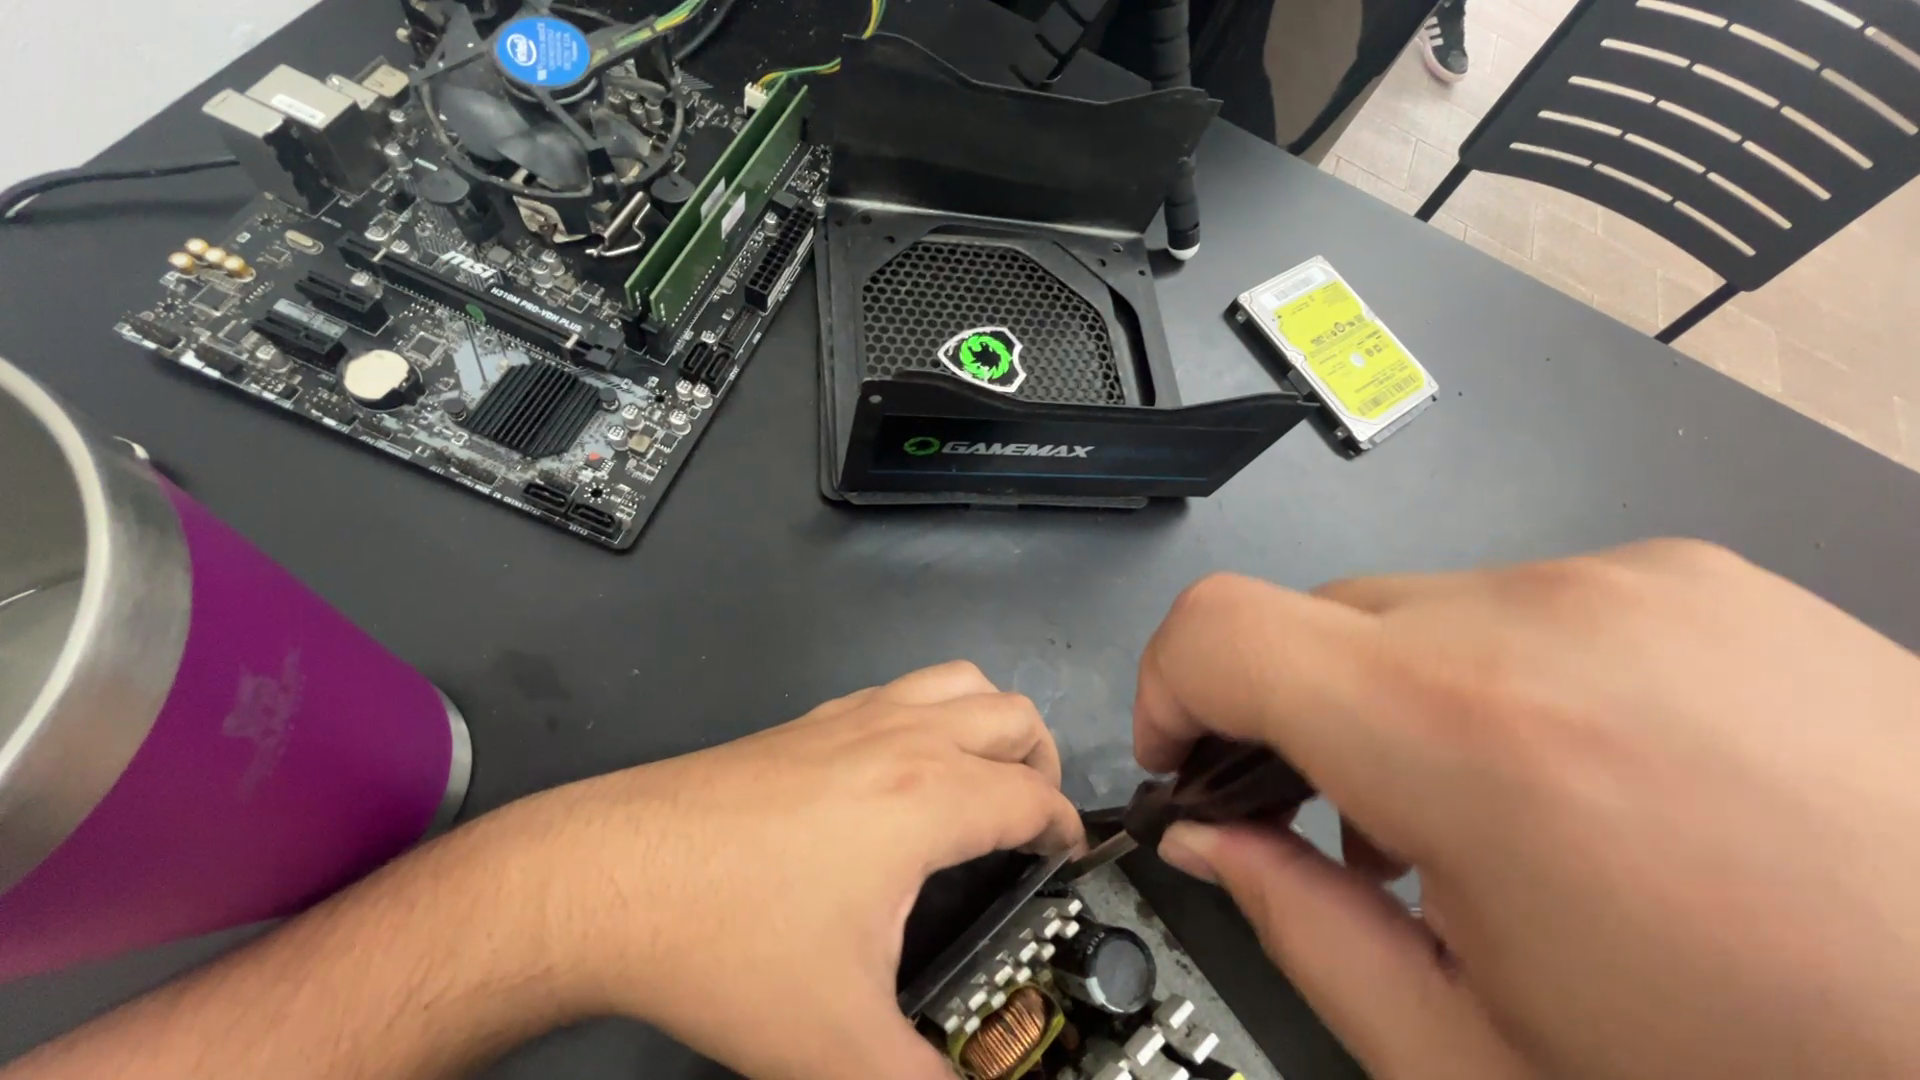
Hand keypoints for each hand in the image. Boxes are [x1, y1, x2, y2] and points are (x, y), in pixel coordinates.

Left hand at [506, 661, 1081, 1079]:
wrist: (609, 877)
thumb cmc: (731, 944)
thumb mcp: (834, 1040)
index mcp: (926, 799)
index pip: (1033, 798)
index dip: (1065, 833)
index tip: (1067, 866)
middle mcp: (902, 738)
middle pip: (1014, 717)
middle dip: (1043, 768)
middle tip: (1029, 828)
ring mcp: (852, 717)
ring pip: (961, 683)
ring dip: (992, 725)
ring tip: (982, 783)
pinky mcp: (810, 718)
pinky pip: (902, 689)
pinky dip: (934, 713)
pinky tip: (903, 771)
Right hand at [1134, 541, 1919, 1079]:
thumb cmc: (1768, 1079)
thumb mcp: (1482, 1060)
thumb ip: (1302, 924)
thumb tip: (1205, 840)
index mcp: (1470, 735)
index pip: (1219, 627)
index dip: (1167, 687)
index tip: (1186, 761)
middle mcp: (1544, 614)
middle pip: (1308, 618)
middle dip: (1286, 713)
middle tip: (1334, 824)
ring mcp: (1634, 580)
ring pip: (1408, 612)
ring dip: (1390, 700)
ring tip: (1473, 820)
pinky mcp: (1700, 578)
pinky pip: (1515, 607)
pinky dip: (1487, 679)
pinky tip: (1576, 781)